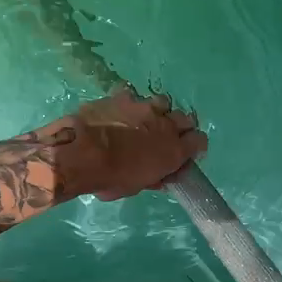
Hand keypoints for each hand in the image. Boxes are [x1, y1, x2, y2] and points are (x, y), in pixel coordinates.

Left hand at [44, 88, 207, 201]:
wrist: (81, 154)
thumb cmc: (110, 178)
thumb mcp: (137, 186)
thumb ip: (154, 176)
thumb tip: (162, 176)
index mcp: (174, 149)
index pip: (199, 141)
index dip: (195, 146)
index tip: (187, 152)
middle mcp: (165, 124)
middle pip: (185, 119)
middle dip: (179, 127)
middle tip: (167, 137)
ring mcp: (144, 106)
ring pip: (162, 102)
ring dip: (158, 112)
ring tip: (145, 121)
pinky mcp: (122, 96)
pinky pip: (133, 96)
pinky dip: (130, 104)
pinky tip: (120, 111)